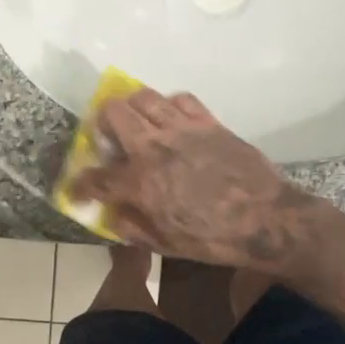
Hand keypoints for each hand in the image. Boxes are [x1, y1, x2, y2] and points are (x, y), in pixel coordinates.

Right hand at [68, 89, 316, 270]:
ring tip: (135, 122)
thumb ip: (134, 228)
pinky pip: (180, 99)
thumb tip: (114, 215)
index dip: (80, 184)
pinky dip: (169, 105)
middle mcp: (154, 148)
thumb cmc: (215, 240)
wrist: (267, 220)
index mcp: (140, 183)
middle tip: (107, 139)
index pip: (95, 177)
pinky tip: (171, 120)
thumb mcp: (167, 245)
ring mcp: (183, 129)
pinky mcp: (209, 122)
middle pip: (113, 115)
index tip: (77, 189)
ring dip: (132, 107)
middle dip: (101, 125)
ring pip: (143, 97)